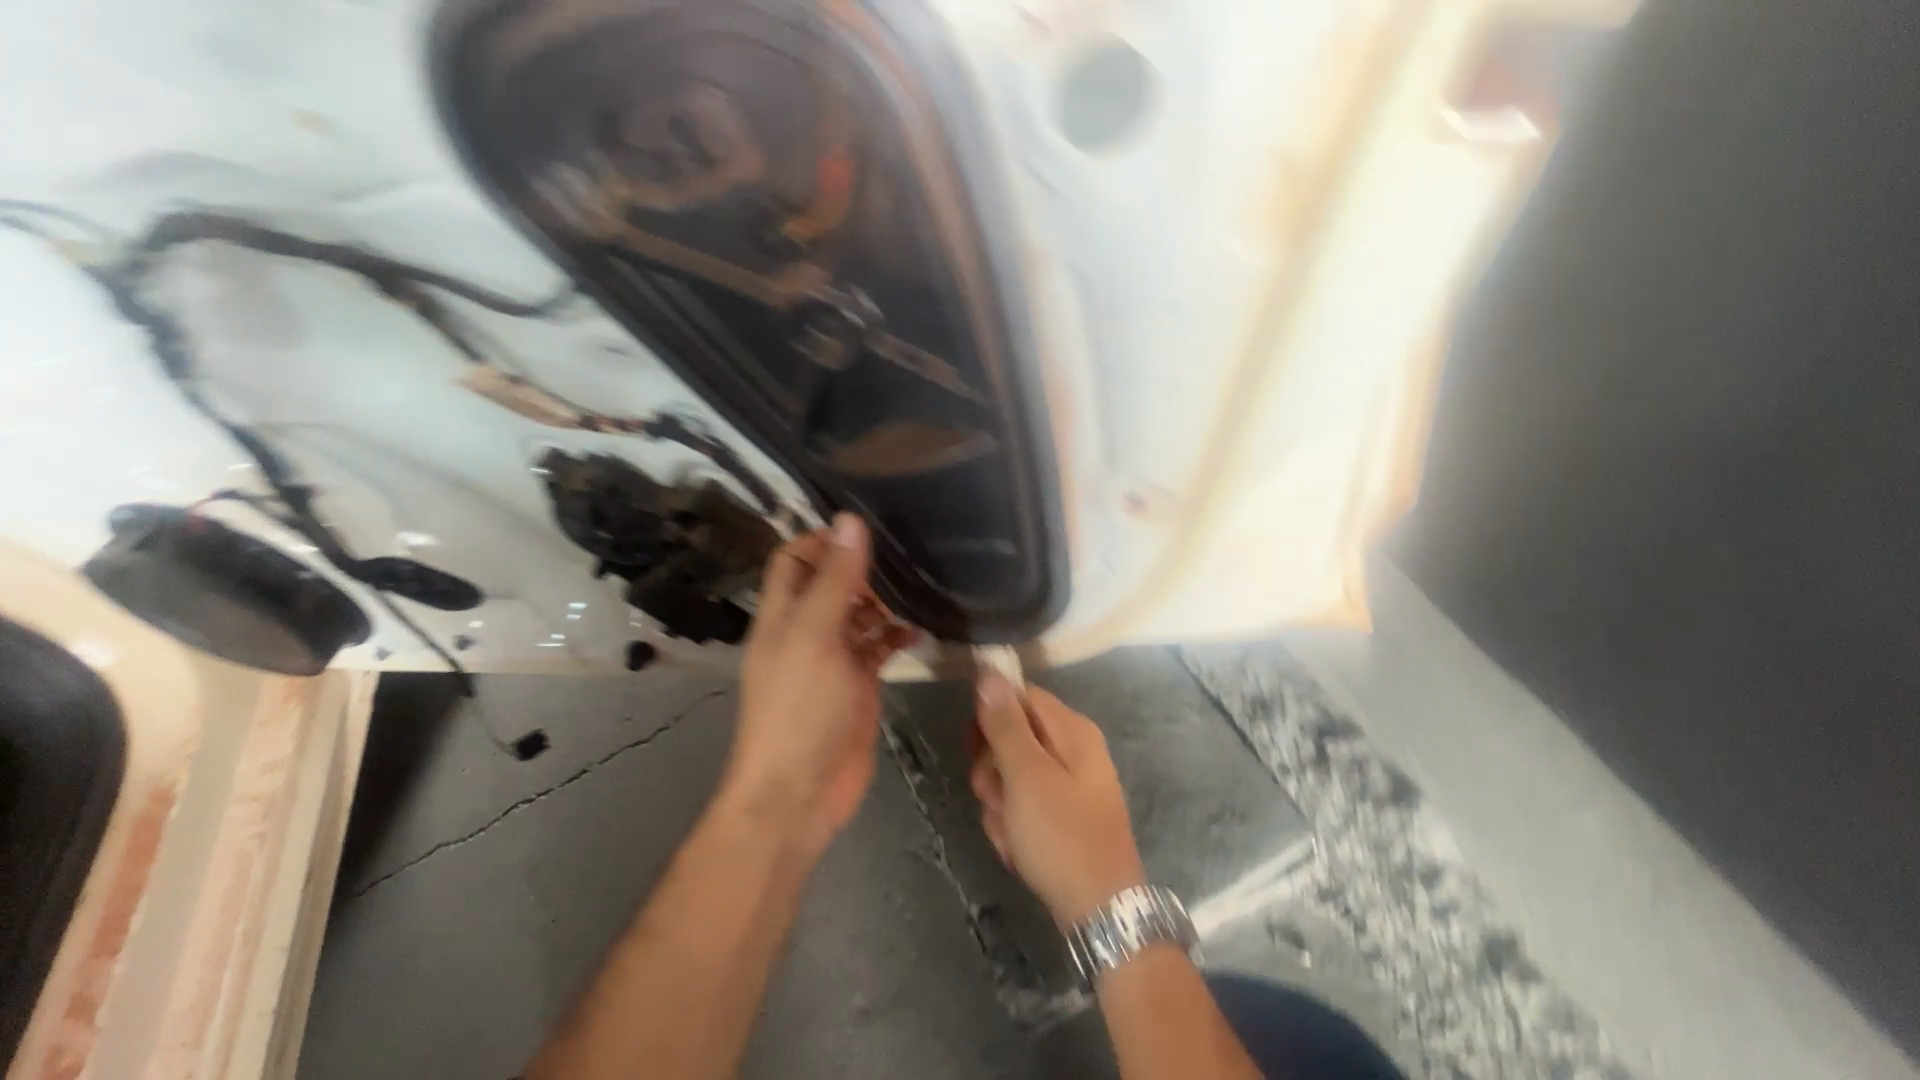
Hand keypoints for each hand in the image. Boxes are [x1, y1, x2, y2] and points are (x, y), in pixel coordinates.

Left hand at [724, 514, 915, 852]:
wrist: (800, 793)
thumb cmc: (799, 709)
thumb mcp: (815, 636)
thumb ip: (835, 580)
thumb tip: (849, 519)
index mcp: (782, 615)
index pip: (793, 559)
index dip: (821, 540)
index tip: (866, 529)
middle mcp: (805, 632)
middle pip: (830, 585)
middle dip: (862, 567)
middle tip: (908, 551)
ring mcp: (833, 660)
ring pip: (859, 616)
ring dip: (884, 600)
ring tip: (922, 583)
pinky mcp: (858, 686)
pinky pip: (877, 649)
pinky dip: (897, 636)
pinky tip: (922, 628)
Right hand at [970, 673, 1146, 925]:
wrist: (1100, 911)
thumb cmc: (1061, 837)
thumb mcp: (1026, 777)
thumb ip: (1006, 724)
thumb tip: (991, 672)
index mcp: (1072, 731)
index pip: (1020, 696)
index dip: (991, 718)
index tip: (974, 749)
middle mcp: (1075, 750)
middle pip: (1013, 737)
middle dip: (992, 770)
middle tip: (994, 798)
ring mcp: (1071, 785)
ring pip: (1013, 776)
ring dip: (999, 804)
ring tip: (1009, 832)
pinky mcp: (1064, 815)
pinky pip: (1025, 806)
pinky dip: (1013, 825)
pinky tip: (1017, 849)